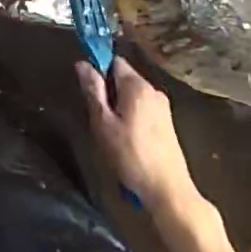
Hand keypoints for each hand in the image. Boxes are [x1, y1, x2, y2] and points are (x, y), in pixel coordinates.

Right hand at [77, 58, 200, 209]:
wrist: (168, 190)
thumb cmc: (131, 156)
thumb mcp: (103, 123)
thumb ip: (93, 91)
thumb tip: (82, 63)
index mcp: (137, 86)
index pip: (114, 61)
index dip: (98, 70)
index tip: (88, 91)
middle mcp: (153, 90)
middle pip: (123, 78)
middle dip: (107, 91)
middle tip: (98, 118)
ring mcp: (163, 107)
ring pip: (132, 95)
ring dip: (118, 106)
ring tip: (110, 132)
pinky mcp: (167, 123)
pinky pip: (143, 108)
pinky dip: (131, 117)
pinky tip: (126, 140)